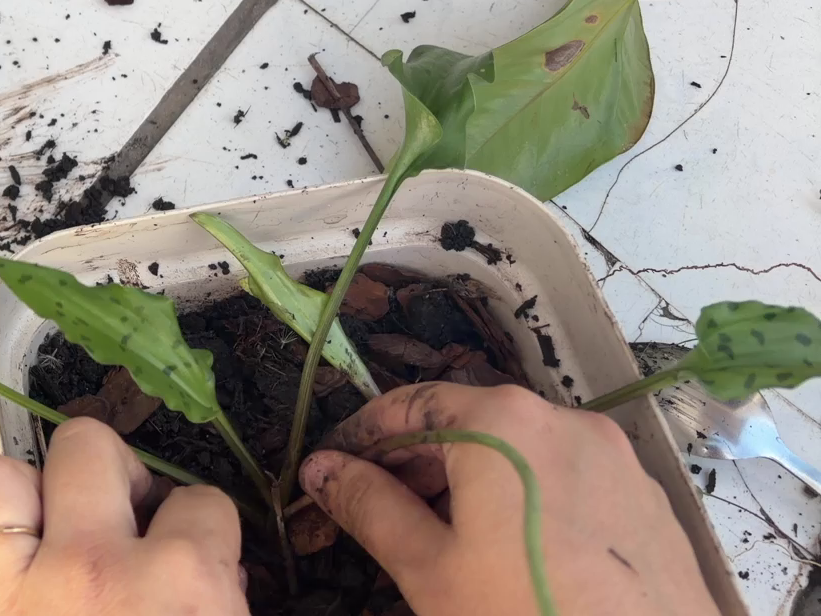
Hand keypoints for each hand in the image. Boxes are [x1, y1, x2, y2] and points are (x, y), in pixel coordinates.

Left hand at [0, 417, 248, 615]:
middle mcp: (85, 572)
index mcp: (179, 591)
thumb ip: (221, 603)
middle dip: (111, 474)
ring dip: (20, 499)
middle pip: (87, 446)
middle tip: (120, 520)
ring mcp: (6, 597)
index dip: (204, 529)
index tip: (200, 553)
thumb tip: (211, 566)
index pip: (202, 504)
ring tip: (45, 533)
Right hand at [300, 382, 720, 615]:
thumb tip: (318, 467)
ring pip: (512, 457)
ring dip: (462, 486)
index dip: (360, 437)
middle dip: (411, 464)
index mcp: (503, 421)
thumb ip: (365, 502)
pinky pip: (561, 485)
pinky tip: (502, 556)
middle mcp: (565, 423)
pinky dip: (517, 504)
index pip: (406, 406)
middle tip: (374, 508)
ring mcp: (620, 467)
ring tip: (435, 538)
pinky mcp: (655, 514)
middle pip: (461, 426)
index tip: (331, 469)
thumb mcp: (428, 566)